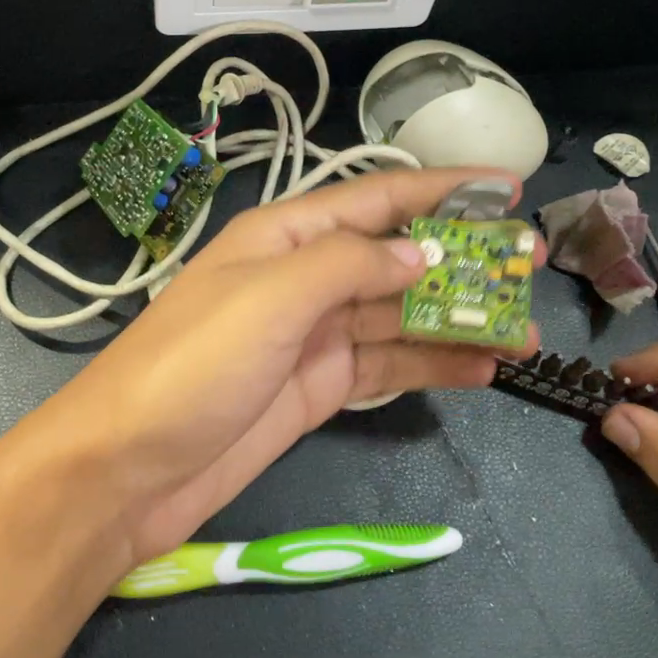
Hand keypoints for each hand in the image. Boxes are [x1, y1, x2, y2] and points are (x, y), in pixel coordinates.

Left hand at [17, 167, 541, 561]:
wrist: (127, 469)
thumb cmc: (193, 365)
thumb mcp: (269, 297)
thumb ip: (349, 265)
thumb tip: (422, 252)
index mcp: (285, 236)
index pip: (376, 200)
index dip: (441, 191)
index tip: (506, 189)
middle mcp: (302, 277)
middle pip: (395, 258)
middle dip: (461, 261)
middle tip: (530, 269)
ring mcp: (312, 335)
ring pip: (398, 315)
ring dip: (456, 319)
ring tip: (523, 331)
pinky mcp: (317, 388)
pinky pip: (386, 366)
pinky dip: (431, 365)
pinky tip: (480, 369)